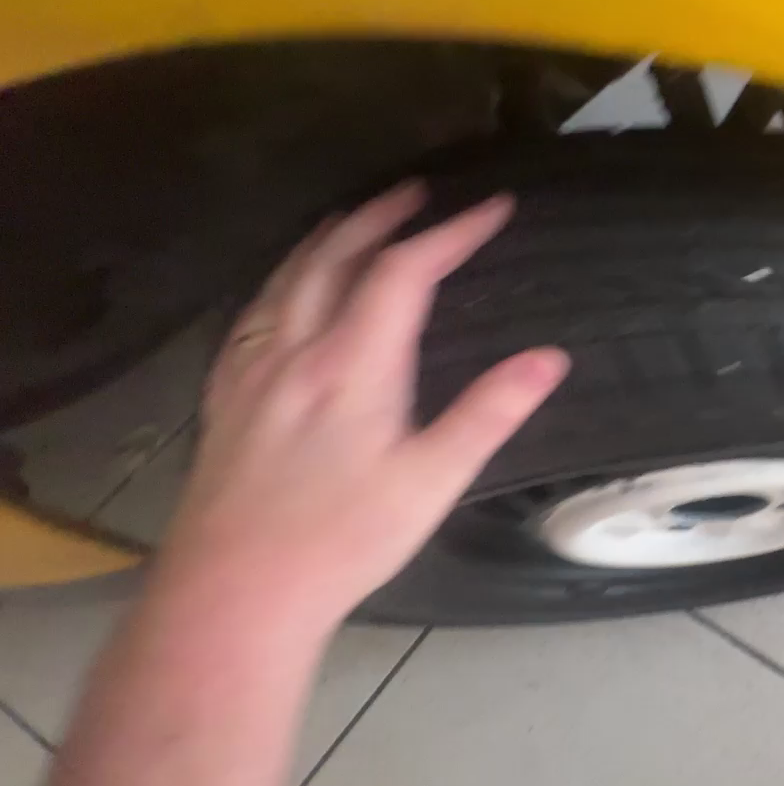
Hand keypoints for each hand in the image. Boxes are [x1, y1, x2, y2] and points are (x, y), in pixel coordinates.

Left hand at [155, 182, 568, 625]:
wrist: (235, 594)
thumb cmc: (346, 536)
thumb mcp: (436, 478)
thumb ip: (492, 411)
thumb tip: (552, 356)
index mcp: (352, 367)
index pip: (404, 274)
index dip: (451, 233)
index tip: (494, 207)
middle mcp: (295, 352)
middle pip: (336, 258)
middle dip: (384, 216)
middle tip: (423, 190)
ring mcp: (253, 370)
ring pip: (289, 276)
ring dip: (332, 236)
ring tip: (362, 216)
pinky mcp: (229, 394)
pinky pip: (259, 309)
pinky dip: (288, 274)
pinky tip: (295, 285)